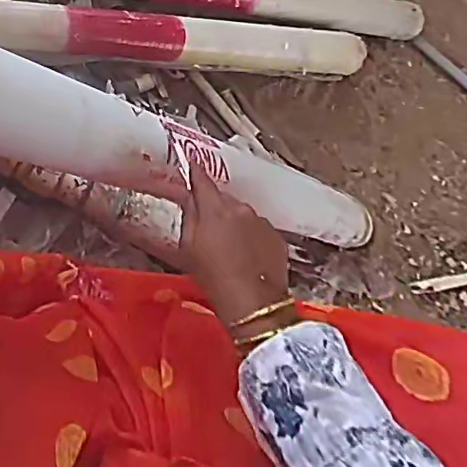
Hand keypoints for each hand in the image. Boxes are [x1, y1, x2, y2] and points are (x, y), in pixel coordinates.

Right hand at [175, 161, 289, 325]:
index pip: (202, 179)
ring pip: (241, 213)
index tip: (190, 161)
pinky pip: (258, 228)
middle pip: (223, 198)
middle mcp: (240, 208)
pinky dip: (250, 235)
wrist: (253, 305)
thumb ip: (189, 215)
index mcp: (214, 208)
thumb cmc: (212, 276)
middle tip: (208, 224)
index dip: (195, 170)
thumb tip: (189, 197)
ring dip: (234, 221)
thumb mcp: (189, 246)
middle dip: (214, 205)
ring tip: (229, 244)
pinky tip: (247, 254)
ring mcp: (261, 221)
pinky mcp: (276, 237)